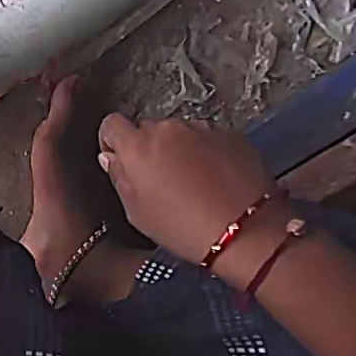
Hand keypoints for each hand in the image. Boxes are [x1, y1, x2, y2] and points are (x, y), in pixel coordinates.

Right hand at [96, 115, 277, 260]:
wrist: (244, 230)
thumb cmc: (184, 227)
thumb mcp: (137, 212)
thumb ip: (119, 178)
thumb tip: (112, 159)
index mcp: (138, 147)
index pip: (112, 124)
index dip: (111, 141)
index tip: (118, 158)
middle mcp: (168, 129)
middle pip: (147, 129)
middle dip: (148, 149)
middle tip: (157, 181)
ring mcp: (202, 129)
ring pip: (178, 133)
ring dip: (177, 150)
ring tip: (189, 183)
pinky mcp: (230, 134)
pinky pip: (206, 139)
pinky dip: (204, 153)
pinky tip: (211, 180)